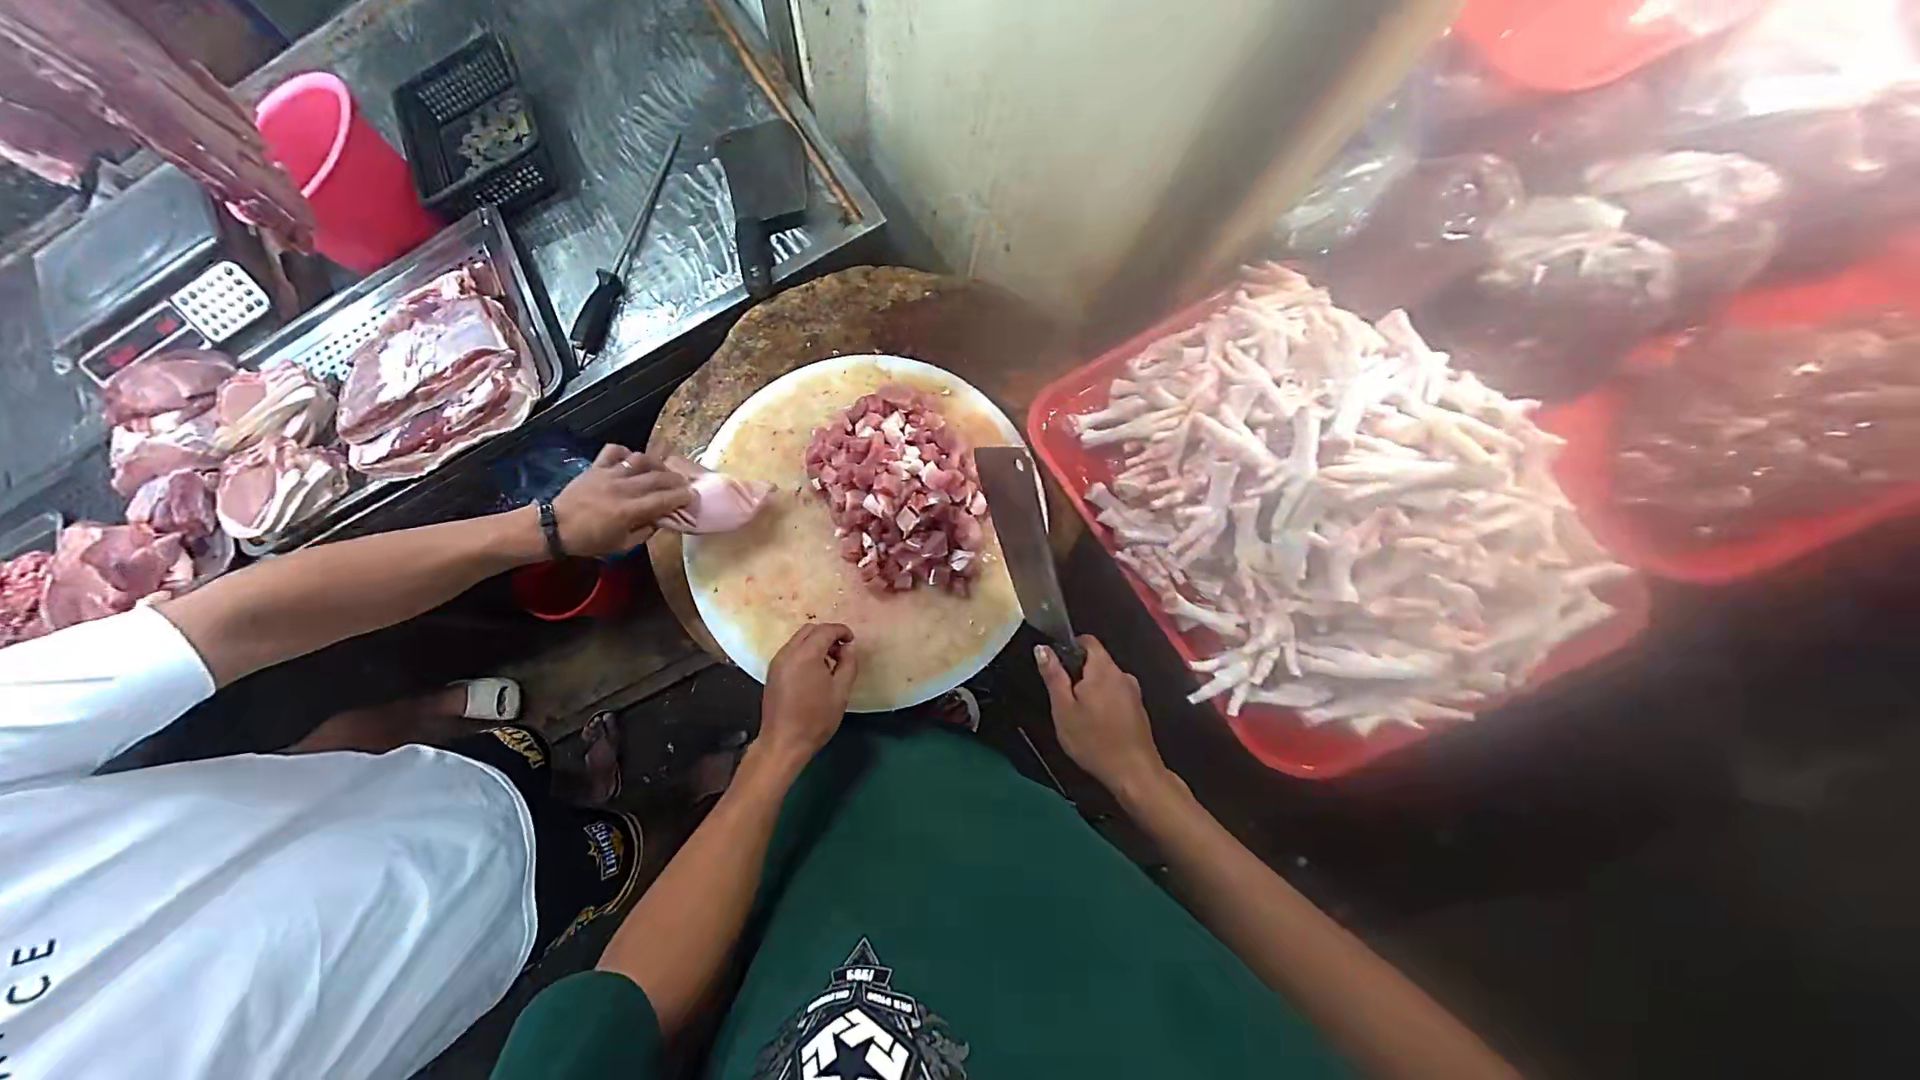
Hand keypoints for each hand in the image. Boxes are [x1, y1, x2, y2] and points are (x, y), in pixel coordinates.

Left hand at [551, 444, 693, 555]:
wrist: (554, 528)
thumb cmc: (589, 541)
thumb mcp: (622, 545)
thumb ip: (646, 531)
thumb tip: (661, 519)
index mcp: (630, 510)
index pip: (666, 499)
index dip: (684, 497)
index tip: (692, 497)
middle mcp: (623, 488)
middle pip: (659, 477)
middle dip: (677, 480)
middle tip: (684, 485)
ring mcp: (609, 474)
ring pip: (641, 460)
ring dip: (657, 464)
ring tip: (663, 471)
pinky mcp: (596, 467)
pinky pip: (615, 451)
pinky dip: (627, 453)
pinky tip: (632, 461)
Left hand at [758, 623, 858, 764]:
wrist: (784, 743)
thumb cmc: (816, 719)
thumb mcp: (841, 692)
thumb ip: (848, 664)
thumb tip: (847, 648)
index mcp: (805, 655)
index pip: (825, 630)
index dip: (841, 631)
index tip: (852, 641)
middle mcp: (787, 653)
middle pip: (809, 630)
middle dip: (827, 634)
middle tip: (841, 651)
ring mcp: (777, 663)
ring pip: (798, 640)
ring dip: (815, 643)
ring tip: (829, 663)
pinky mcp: (772, 673)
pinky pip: (791, 651)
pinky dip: (805, 652)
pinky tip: (814, 672)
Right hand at [1036, 636, 1170, 798]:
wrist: (1133, 773)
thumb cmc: (1093, 740)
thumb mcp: (1063, 709)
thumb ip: (1053, 676)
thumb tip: (1042, 649)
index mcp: (1103, 669)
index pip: (1088, 640)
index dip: (1069, 647)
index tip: (1056, 667)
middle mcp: (1122, 674)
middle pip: (1096, 660)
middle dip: (1078, 673)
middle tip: (1063, 699)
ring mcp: (1133, 692)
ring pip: (1105, 679)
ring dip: (1090, 689)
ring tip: (1077, 715)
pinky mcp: (1138, 708)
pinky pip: (1116, 694)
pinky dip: (1104, 702)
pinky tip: (1095, 725)